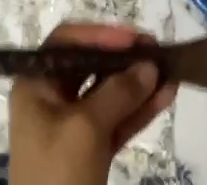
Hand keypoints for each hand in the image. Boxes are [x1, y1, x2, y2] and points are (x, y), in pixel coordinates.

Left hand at [8, 23, 178, 184]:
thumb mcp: (86, 128)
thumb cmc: (58, 172)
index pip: (66, 42)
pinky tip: (167, 96)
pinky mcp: (91, 149)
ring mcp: (72, 125)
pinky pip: (118, 119)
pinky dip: (140, 109)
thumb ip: (118, 92)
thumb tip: (150, 65)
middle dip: (125, 59)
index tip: (133, 38)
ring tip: (171, 71)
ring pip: (109, 93)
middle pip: (90, 66)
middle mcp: (51, 98)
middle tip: (157, 50)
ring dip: (139, 83)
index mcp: (35, 85)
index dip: (99, 35)